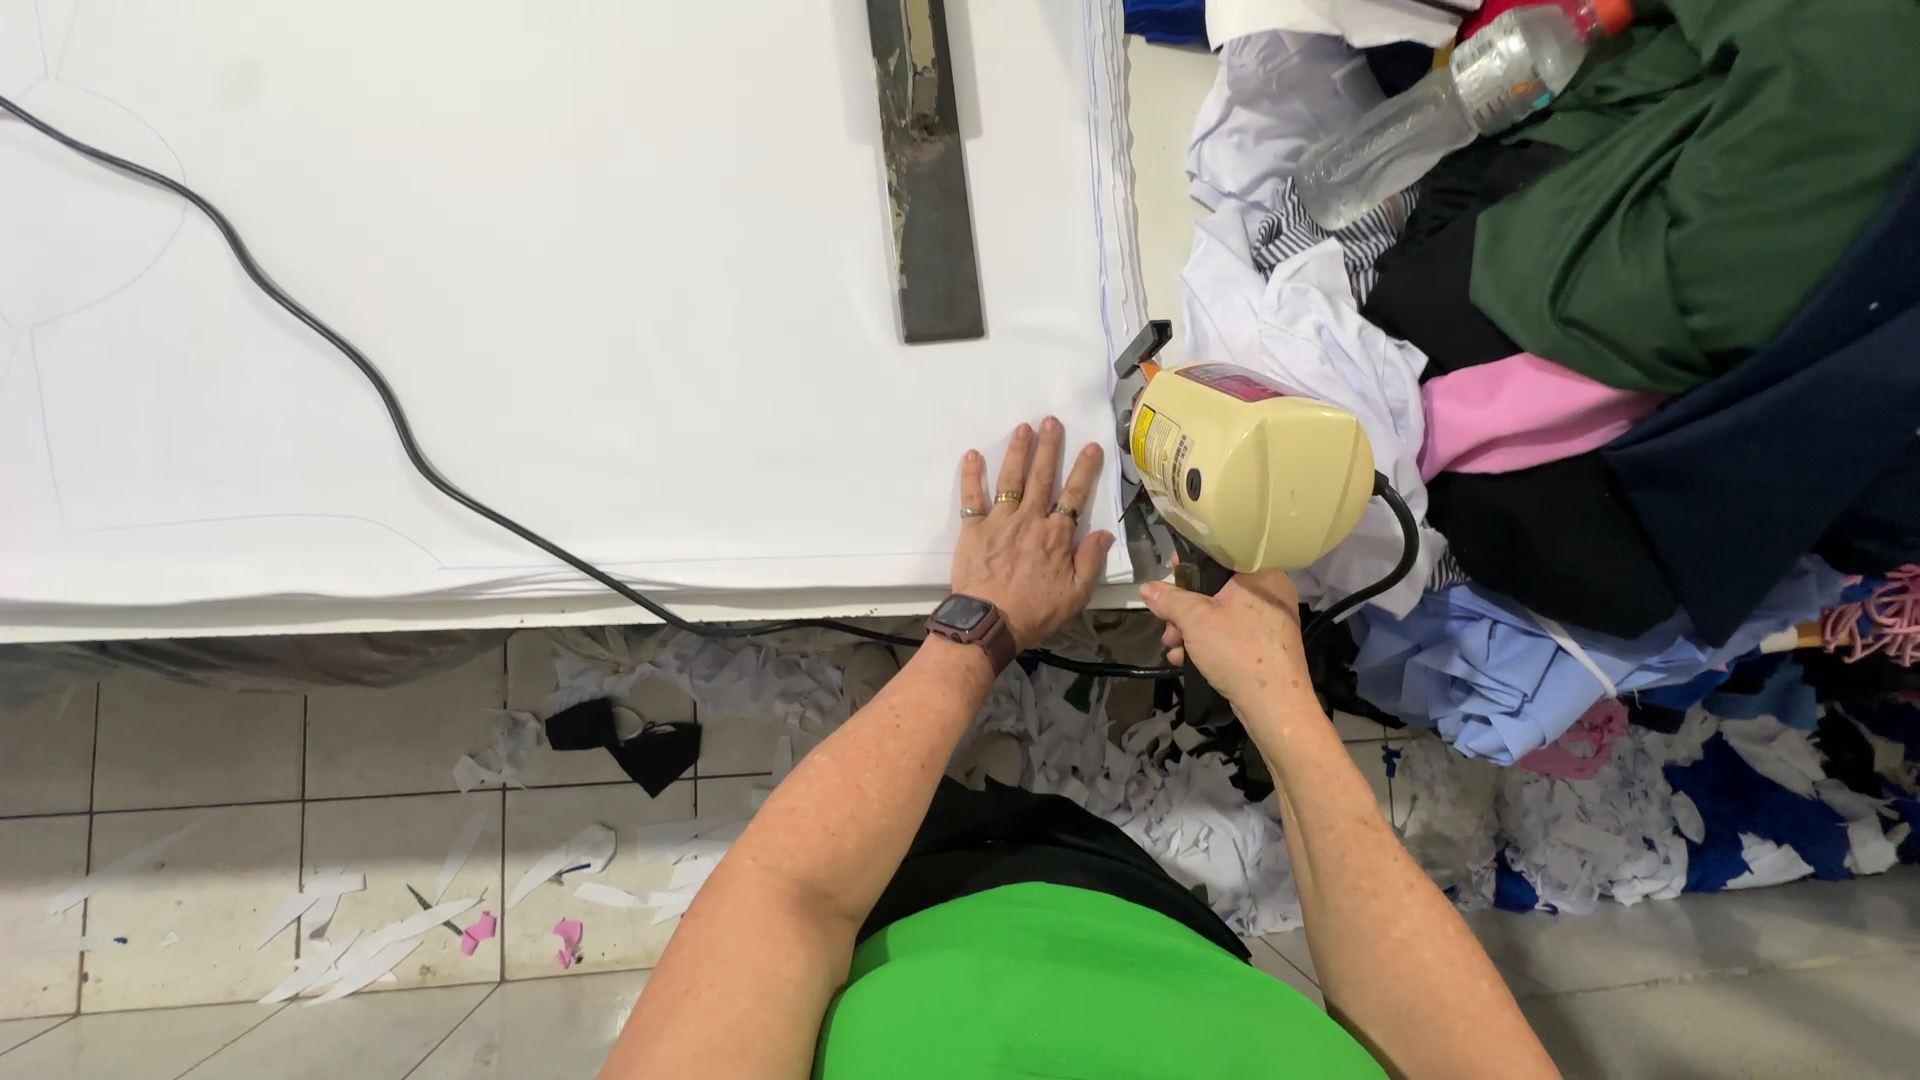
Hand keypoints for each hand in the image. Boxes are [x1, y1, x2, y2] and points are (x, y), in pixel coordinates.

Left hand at [953, 418, 1115, 649]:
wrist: (990, 621)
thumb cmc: (1035, 611)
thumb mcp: (1076, 594)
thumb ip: (1090, 561)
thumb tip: (1104, 533)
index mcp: (1056, 536)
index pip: (1075, 495)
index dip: (1085, 470)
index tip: (1092, 447)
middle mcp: (1029, 520)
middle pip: (1042, 477)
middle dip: (1049, 447)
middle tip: (1051, 421)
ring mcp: (1000, 521)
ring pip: (1011, 479)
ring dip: (1017, 452)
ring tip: (1022, 428)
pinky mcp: (973, 529)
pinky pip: (972, 497)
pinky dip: (971, 475)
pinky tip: (971, 455)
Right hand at [1139, 570, 1315, 710]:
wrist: (1274, 705)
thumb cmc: (1238, 651)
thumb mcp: (1195, 620)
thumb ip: (1169, 599)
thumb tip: (1147, 588)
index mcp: (1261, 575)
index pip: (1220, 556)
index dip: (1190, 564)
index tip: (1169, 573)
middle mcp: (1270, 592)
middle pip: (1216, 588)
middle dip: (1184, 608)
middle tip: (1168, 624)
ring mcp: (1270, 620)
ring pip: (1220, 613)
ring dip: (1190, 628)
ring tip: (1173, 646)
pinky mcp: (1266, 644)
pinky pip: (1230, 632)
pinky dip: (1208, 641)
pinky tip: (1187, 658)